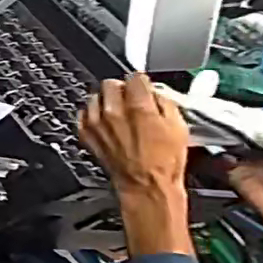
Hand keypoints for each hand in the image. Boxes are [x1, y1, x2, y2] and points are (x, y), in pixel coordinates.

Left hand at [79, 74, 193, 256]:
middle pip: (109, 84)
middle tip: (130, 97)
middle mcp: (113, 112)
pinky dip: (94, 114)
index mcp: (139, 107)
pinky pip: (84, 114)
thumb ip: (164, 102)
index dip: (140, 80)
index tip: (142, 84)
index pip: (133, 77)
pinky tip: (106, 122)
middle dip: (121, 88)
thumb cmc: (164, 161)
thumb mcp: (178, 126)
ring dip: (106, 101)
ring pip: (95, 97)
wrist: (145, 184)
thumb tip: (155, 91)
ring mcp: (96, 122)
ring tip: (118, 112)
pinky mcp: (86, 133)